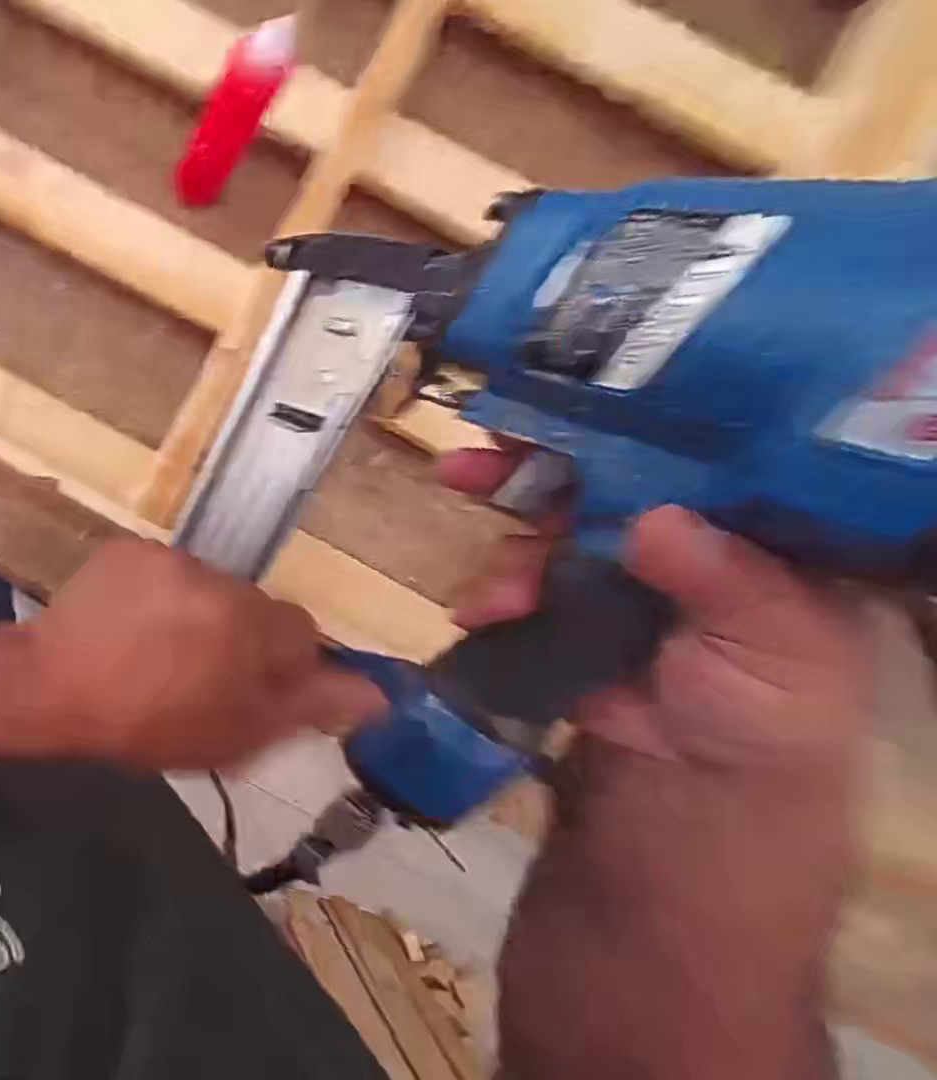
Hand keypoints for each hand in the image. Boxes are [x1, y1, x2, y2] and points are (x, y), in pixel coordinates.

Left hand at [27, 538, 383, 770]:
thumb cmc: (144, 724)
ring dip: (195, 610)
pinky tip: (129, 622)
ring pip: (206, 584)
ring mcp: (165, 556)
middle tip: (192, 669)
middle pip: (251, 603)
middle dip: (236, 634)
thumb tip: (376, 692)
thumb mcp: (234, 734)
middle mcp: (214, 578)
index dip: (276, 662)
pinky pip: (162, 569)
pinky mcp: (127, 547)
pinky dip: (156, 592)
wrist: (51, 687)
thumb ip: (307, 705)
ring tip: (153, 645)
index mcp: (248, 623)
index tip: (243, 683)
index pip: (300, 632)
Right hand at [438, 445, 870, 793]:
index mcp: (734, 520)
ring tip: (494, 596)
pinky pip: (507, 581)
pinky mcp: (548, 599)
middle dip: (522, 465)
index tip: (566, 404)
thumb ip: (732, 584)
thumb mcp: (783, 645)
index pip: (681, 452)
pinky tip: (481, 618)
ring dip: (501, 553)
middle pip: (584, 476)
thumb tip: (656, 521)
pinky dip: (487, 598)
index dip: (627, 424)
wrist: (694, 773)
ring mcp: (595, 562)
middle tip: (469, 461)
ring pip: (535, 526)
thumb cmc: (773, 705)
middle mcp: (659, 527)